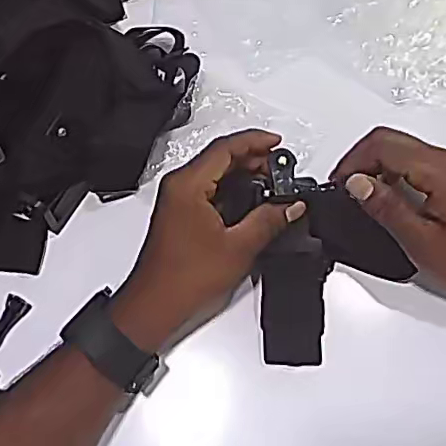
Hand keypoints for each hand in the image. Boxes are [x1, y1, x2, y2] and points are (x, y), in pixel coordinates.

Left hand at [111, 130, 303, 351]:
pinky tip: (251, 203)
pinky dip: (230, 189)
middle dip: (252, 158)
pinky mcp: (179, 213)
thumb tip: (289, 206)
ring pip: (214, 173)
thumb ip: (268, 220)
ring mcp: (177, 199)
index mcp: (188, 185)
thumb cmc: (182, 278)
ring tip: (270, 184)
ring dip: (242, 174)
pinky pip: (208, 189)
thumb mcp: (238, 247)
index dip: (254, 141)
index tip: (275, 142)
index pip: (224, 148)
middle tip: (279, 168)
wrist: (156, 304)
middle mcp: (178, 186)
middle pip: (219, 157)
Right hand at [331, 126, 445, 328]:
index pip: (380, 146)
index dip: (352, 163)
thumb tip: (356, 184)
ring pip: (397, 149)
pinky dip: (388, 173)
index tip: (339, 186)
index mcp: (436, 171)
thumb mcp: (421, 242)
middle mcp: (443, 162)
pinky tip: (383, 200)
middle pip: (387, 139)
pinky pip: (409, 163)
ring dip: (372, 165)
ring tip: (359, 196)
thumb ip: (385, 208)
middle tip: (344, 187)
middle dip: (358, 159)